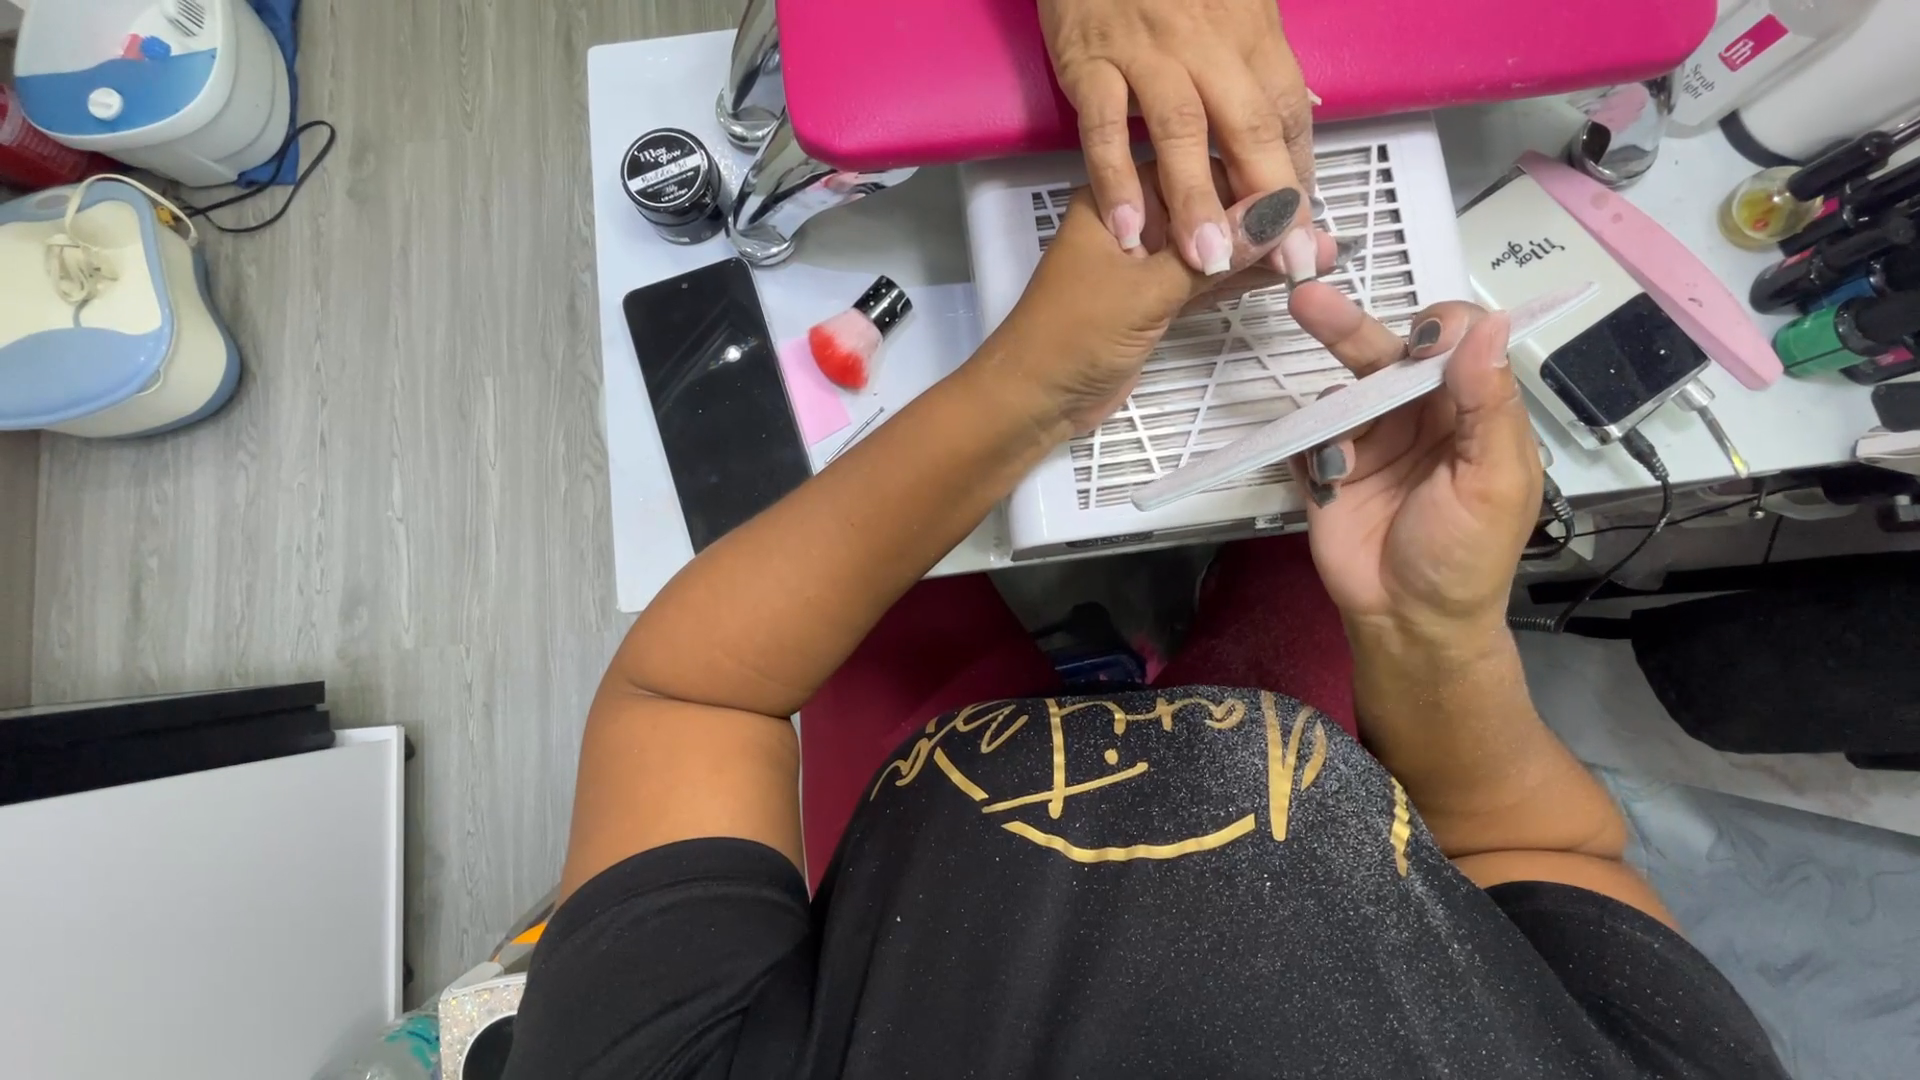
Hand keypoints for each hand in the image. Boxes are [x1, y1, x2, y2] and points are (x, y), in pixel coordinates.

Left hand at [980, 165, 1332, 433]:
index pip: (1196, 171)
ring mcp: (1142, 263)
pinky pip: (1201, 280)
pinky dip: (1235, 280)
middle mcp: (1132, 219)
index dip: (1253, 187)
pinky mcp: (1150, 300)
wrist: (1032, 399)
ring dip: (1257, 255)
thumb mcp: (1145, 290)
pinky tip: (1278, 276)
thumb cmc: (1074, 336)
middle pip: (1208, 210)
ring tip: (1317, 257)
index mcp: (1117, 196)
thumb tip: (1281, 211)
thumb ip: (1212, 252)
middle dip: (1264, 224)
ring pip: (1209, 248)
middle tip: (1322, 237)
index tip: (1308, 202)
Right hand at [1038, 0, 1318, 280]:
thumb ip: (1251, 67)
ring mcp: (1146, 53)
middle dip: (1269, 201)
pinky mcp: (1090, 63)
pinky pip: (1104, 127)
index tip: (1305, 235)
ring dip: (1195, 201)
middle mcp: (1206, 42)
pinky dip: (1116, 180)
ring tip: (1206, 262)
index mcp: (1247, 30)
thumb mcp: (1224, 7)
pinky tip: (1127, 230)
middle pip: (1247, 125)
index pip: (1286, 111)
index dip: (1298, 176)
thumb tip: (1287, 124)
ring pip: (1181, 130)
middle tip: (1285, 266)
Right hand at [1286, 285, 1541, 643]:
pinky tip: (1326, 473)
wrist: (1405, 617)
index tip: (1422, 340)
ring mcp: (1365, 442)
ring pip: (1338, 392)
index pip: (1454, 344)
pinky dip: (1305, 444)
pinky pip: (1306, 438)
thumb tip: (1483, 326)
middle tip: (1307, 300)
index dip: (1437, 331)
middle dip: (1347, 327)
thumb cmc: (1464, 553)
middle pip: (1382, 356)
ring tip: (1331, 437)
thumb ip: (1487, 405)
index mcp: (1468, 411)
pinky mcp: (1324, 469)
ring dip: (1325, 395)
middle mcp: (1414, 416)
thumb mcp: (1492, 481)